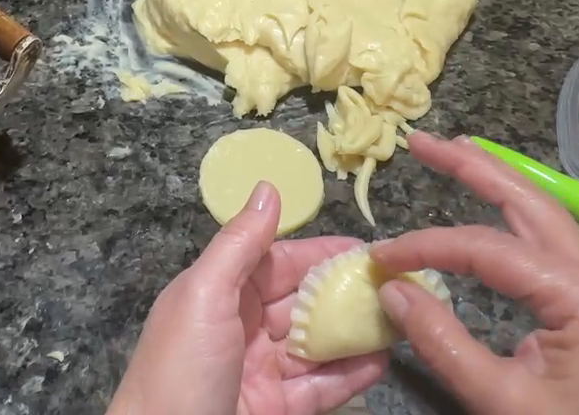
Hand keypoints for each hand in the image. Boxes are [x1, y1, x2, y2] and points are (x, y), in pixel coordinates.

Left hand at [108, 181, 388, 414]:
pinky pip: (318, 388)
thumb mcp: (204, 294)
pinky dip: (349, 375)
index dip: (319, 252)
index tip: (364, 247)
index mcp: (220, 290)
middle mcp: (241, 325)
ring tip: (398, 319)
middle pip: (300, 300)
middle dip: (343, 291)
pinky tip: (380, 361)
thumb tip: (269, 187)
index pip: (277, 260)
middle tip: (395, 284)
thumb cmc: (180, 368)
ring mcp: (259, 371)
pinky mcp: (275, 411)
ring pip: (314, 344)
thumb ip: (240, 243)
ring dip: (353, 332)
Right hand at [371, 133, 578, 414]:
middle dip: (470, 165)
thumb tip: (391, 290)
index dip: (425, 247)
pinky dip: (513, 210)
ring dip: (494, 178)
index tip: (379, 259)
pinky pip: (550, 239)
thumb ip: (445, 345)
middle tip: (419, 141)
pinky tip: (495, 202)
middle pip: (524, 198)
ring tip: (452, 151)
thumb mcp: (508, 407)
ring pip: (541, 211)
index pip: (484, 248)